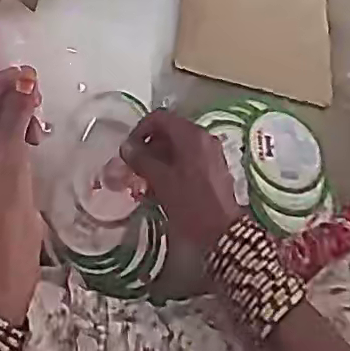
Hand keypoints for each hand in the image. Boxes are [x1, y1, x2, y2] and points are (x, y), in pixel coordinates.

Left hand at [0, 66, 45, 319]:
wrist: (9, 246)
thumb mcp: (8, 149)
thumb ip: (16, 111)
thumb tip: (26, 77)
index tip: (23, 73)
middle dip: (12, 94)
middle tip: (35, 93)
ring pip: (6, 117)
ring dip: (22, 111)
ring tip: (37, 120)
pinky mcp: (8, 164)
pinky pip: (16, 133)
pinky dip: (28, 128)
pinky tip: (38, 136)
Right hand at [119, 110, 241, 252]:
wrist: (223, 233)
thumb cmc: (190, 204)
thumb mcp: (161, 181)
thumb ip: (141, 160)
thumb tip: (126, 146)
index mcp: (191, 135)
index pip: (159, 118)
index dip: (140, 130)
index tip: (129, 150)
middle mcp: (203, 137)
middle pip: (170, 130)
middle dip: (149, 146)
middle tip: (134, 167)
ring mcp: (212, 152)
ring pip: (179, 146)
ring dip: (159, 158)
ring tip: (145, 180)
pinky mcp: (215, 168)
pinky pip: (189, 158)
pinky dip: (173, 166)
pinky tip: (162, 187)